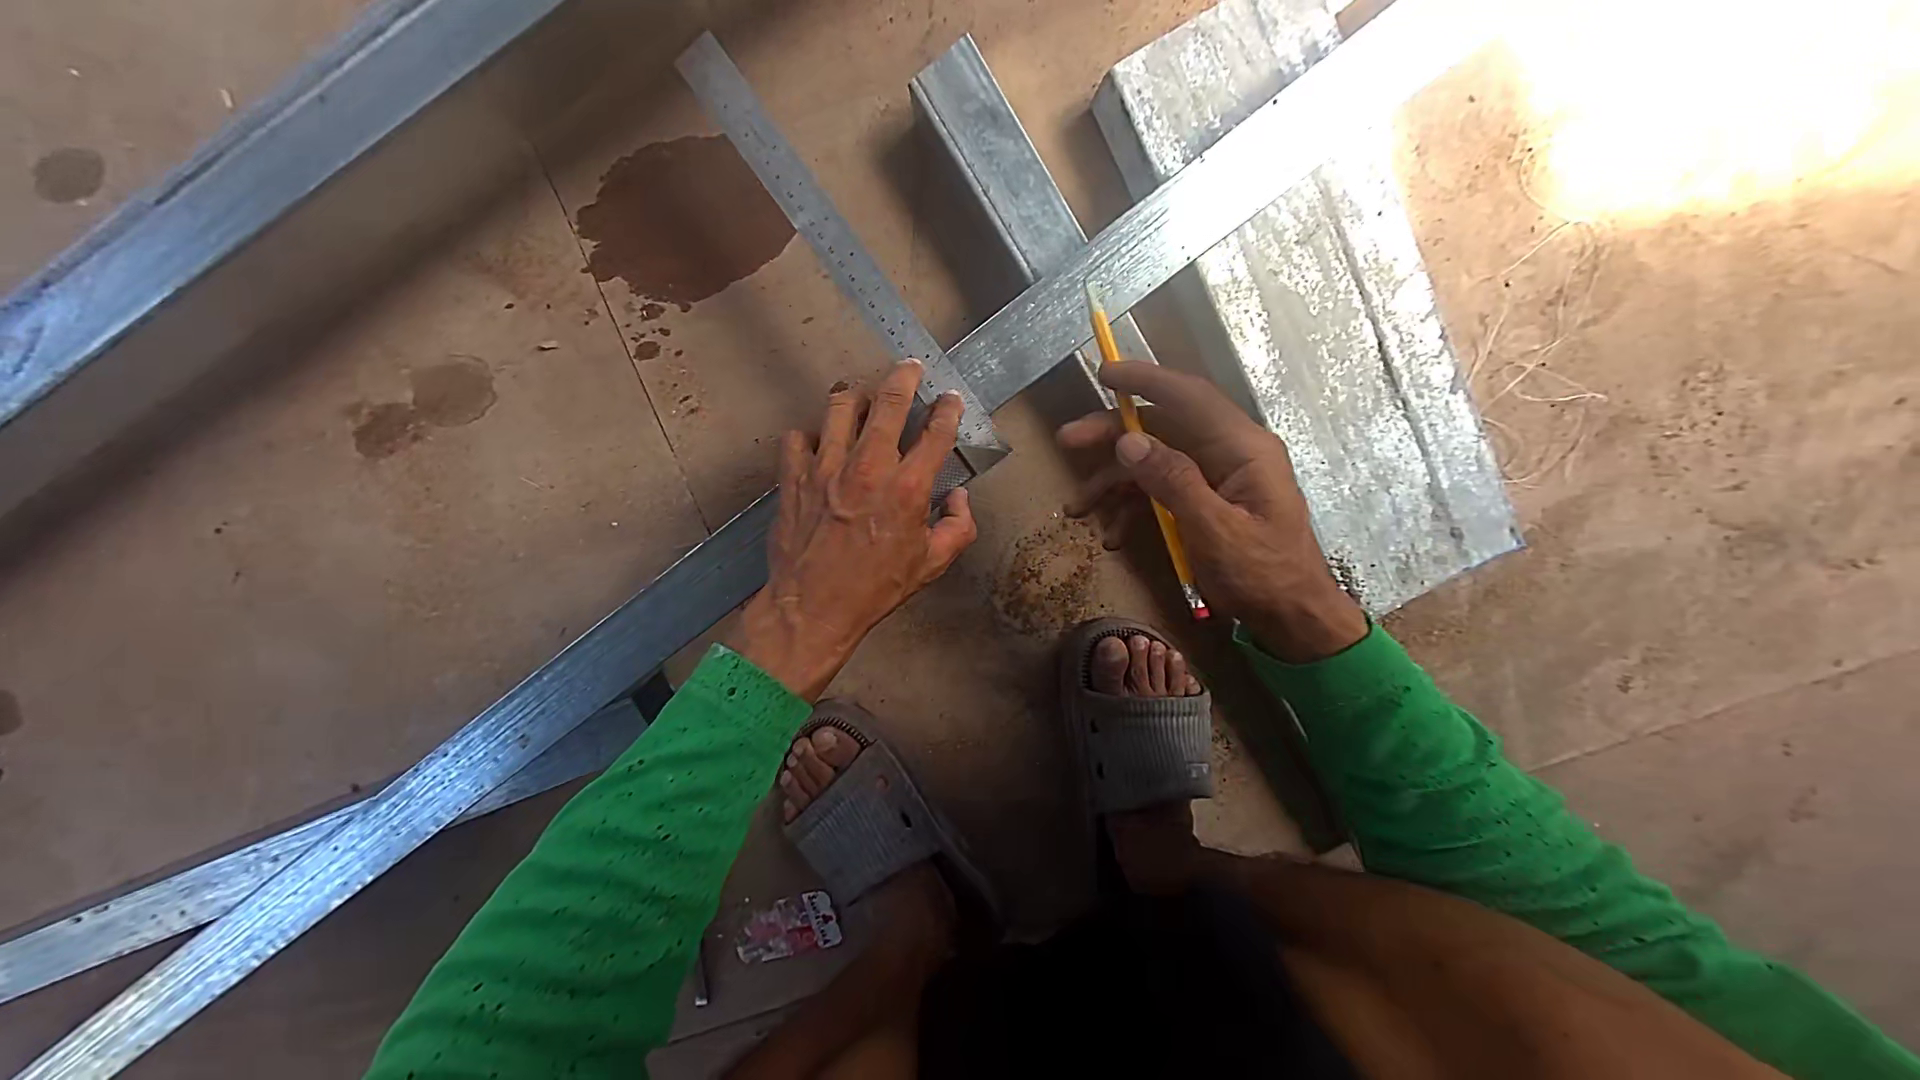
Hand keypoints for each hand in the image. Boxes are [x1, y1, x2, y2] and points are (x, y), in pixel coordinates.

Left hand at [728, 359, 979, 699]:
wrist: (813, 608)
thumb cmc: (875, 588)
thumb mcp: (931, 565)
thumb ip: (958, 527)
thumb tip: (959, 498)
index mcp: (908, 488)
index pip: (936, 432)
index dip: (948, 410)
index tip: (950, 399)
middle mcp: (868, 467)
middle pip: (889, 401)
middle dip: (904, 377)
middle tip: (909, 367)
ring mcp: (826, 467)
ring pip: (840, 406)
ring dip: (856, 396)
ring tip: (862, 396)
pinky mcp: (794, 476)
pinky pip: (798, 436)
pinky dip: (810, 435)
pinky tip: (818, 444)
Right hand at [1057, 361, 1366, 662]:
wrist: (1293, 619)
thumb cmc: (1263, 576)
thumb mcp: (1215, 531)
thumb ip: (1174, 482)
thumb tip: (1128, 442)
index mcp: (1243, 449)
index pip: (1189, 397)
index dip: (1145, 379)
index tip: (1105, 372)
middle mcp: (1229, 454)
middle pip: (1163, 427)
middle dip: (1113, 436)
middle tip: (1068, 440)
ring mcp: (1217, 479)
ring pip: (1155, 461)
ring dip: (1114, 482)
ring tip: (1079, 508)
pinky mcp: (1206, 503)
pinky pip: (1161, 491)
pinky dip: (1133, 508)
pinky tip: (1114, 534)